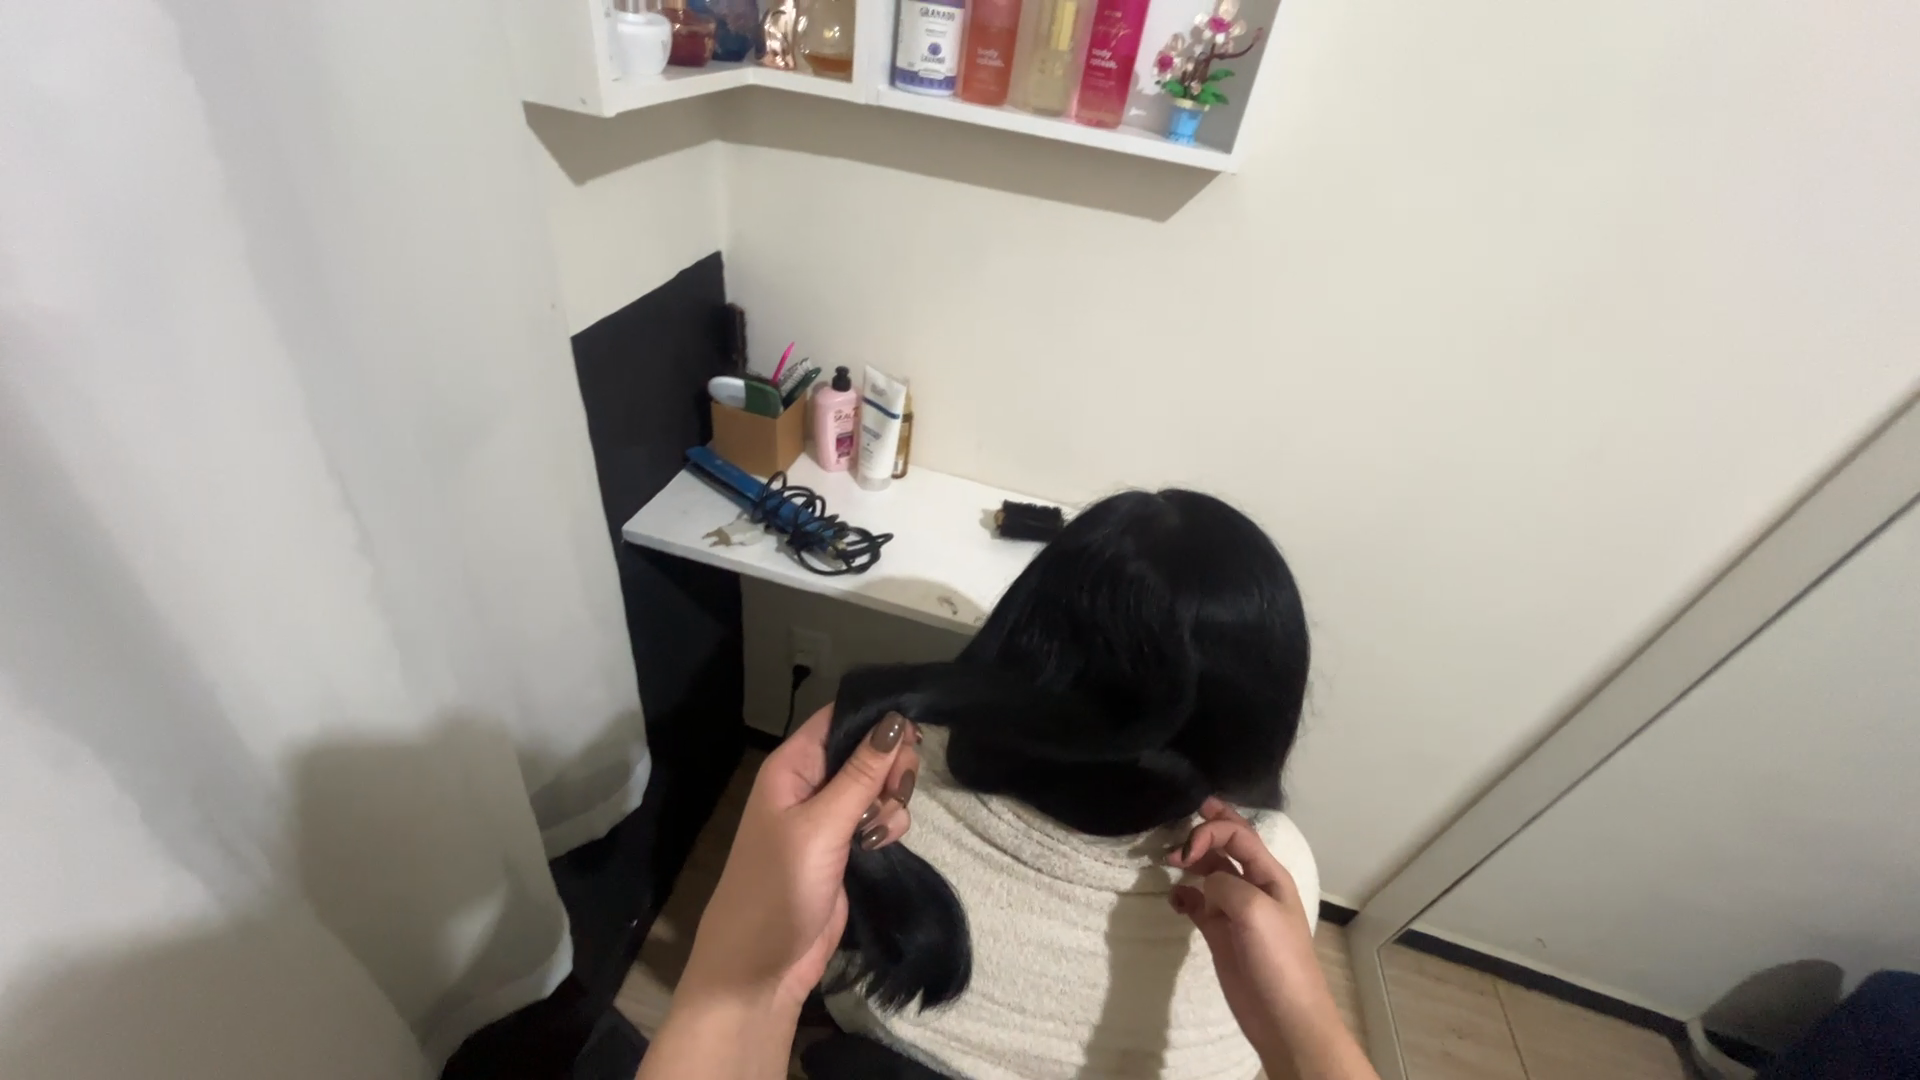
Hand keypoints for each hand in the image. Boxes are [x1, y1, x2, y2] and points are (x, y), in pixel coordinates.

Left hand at [678, 703, 919, 1012]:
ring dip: (891, 799)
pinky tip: (882, 844)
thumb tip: (895, 719)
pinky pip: (880, 817)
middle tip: (897, 787)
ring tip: (881, 828)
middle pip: (866, 749)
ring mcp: (829, 816)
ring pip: (878, 784)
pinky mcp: (846, 846)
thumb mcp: (822, 825)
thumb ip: (862, 773)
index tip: (914, 728)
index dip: (876, 716)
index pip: (838, 717)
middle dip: (890, 764)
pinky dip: (889, 825)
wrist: (760, 972)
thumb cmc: (779, 888)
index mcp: (793, 765)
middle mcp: (811, 783)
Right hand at [1167, 799, 1375, 1079]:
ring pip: (1208, 870)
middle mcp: (1252, 885)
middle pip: (1226, 845)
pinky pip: (1196, 902)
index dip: (1211, 831)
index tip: (1187, 850)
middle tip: (1178, 829)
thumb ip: (1224, 882)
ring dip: (1190, 861)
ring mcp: (1234, 909)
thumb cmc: (1277, 957)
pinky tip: (1175, 900)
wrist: (1284, 1018)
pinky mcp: (1218, 932)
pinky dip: (1183, 894)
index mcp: (1268, 874)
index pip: (1238, 834)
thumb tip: (1203, 885)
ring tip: (1171, 862)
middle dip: (1204, 831)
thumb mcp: (1254, 908)